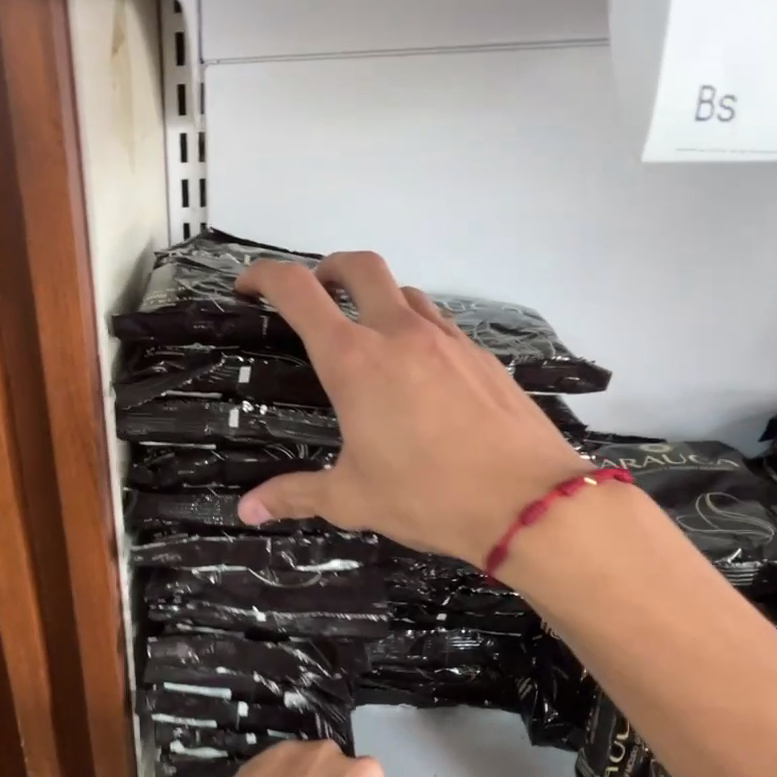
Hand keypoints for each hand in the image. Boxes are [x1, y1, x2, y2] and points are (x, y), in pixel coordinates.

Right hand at [235, 252, 589, 566]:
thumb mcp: (351, 499)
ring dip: (376, 299)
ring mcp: (447, 340)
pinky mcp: (482, 357)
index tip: (248, 287)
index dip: (264, 277)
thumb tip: (248, 510)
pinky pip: (440, 324)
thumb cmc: (427, 496)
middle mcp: (398, 335)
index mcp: (354, 361)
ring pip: (405, 292)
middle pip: (360, 267)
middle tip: (314, 296)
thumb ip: (294, 495)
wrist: (528, 502)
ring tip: (366, 337)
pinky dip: (416, 330)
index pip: (298, 292)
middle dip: (328, 270)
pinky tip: (417, 374)